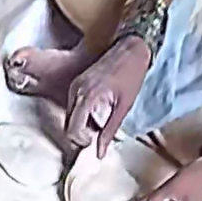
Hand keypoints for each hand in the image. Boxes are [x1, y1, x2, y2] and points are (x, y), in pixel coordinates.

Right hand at [64, 35, 152, 158]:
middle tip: (96, 134)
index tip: (94, 141)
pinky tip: (95, 112)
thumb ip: (109, 131)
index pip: (73, 130)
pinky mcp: (77, 83)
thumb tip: (99, 153)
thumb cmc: (131, 75)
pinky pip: (72, 107)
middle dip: (80, 135)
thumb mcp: (123, 107)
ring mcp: (75, 86)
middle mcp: (77, 91)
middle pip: (68, 126)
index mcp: (88, 97)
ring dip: (80, 125)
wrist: (133, 47)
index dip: (82, 141)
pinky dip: (80, 115)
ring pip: (69, 118)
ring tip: (97, 122)